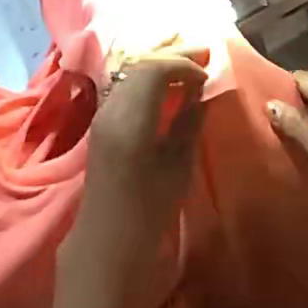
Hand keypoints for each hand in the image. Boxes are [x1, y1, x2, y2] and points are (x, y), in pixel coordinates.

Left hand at [58, 48, 207, 307]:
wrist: (105, 251)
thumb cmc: (148, 217)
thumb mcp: (177, 170)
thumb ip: (188, 123)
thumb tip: (201, 91)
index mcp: (129, 122)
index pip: (154, 69)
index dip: (183, 64)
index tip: (208, 73)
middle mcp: (110, 111)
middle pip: (140, 65)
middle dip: (173, 56)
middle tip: (204, 55)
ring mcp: (101, 116)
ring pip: (130, 73)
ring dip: (159, 65)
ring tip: (190, 67)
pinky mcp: (100, 125)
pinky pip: (125, 87)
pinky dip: (147, 79)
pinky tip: (168, 88)